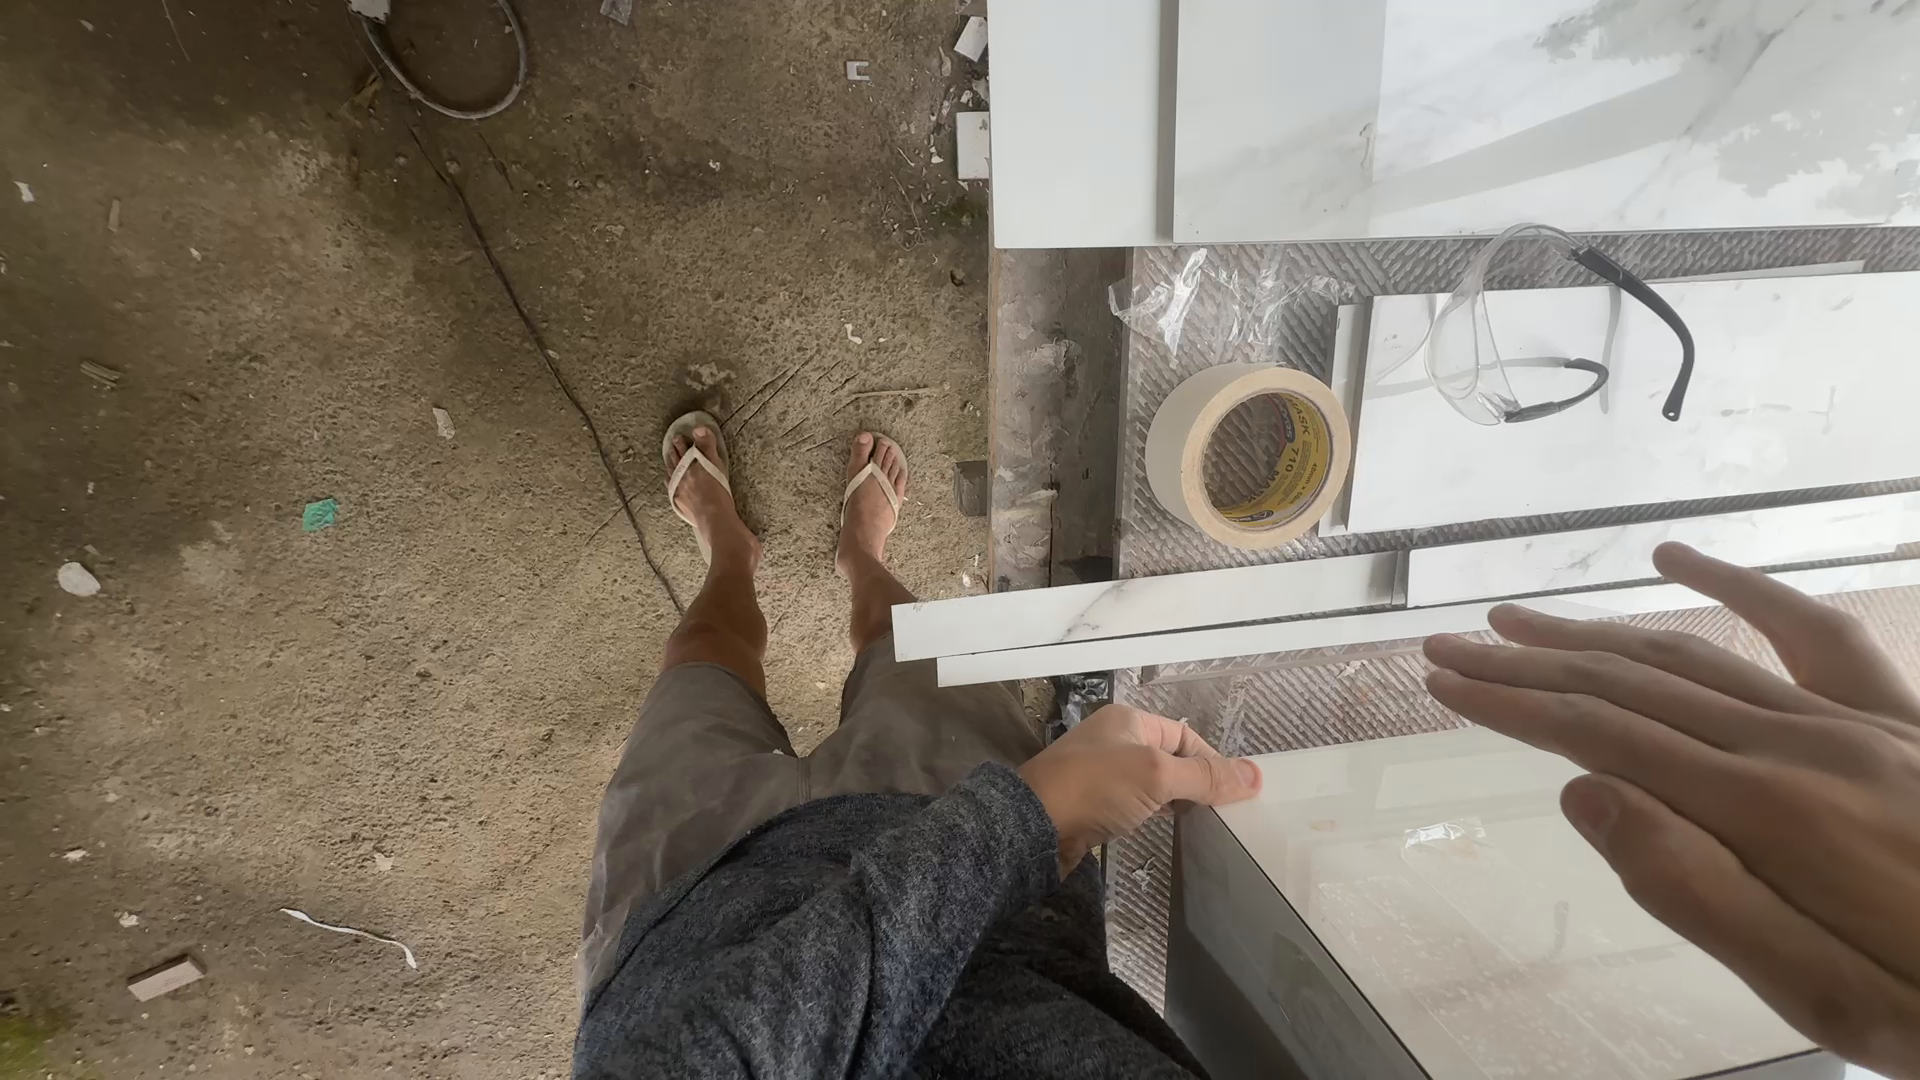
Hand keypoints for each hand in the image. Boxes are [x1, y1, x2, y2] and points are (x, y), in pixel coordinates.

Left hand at [1017, 704, 1261, 879]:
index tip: (1237, 794)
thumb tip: (1255, 775)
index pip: (1184, 735)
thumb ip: (1204, 776)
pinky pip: (1135, 801)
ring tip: (1203, 824)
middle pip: (1171, 757)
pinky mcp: (1094, 800)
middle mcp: (1114, 739)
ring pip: (1153, 782)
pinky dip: (1154, 812)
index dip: (1212, 762)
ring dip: (1176, 799)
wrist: (1035, 825)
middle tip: (1224, 813)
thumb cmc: (1096, 787)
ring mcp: (1102, 770)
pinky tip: (1165, 828)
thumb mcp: (1157, 775)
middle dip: (1197, 781)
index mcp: (1128, 721)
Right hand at [1422, 541, 1919, 1076]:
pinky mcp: (1900, 720)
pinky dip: (1740, 587)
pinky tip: (1676, 556)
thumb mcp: (1831, 1002)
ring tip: (1511, 618)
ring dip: (1583, 632)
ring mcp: (1854, 724)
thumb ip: (1699, 896)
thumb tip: (1583, 792)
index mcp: (1768, 810)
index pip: (1594, 734)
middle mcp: (1797, 746)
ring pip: (1682, 654)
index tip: (1439, 682)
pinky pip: (1812, 636)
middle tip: (1445, 646)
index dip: (1505, 703)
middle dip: (1518, 662)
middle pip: (1620, 683)